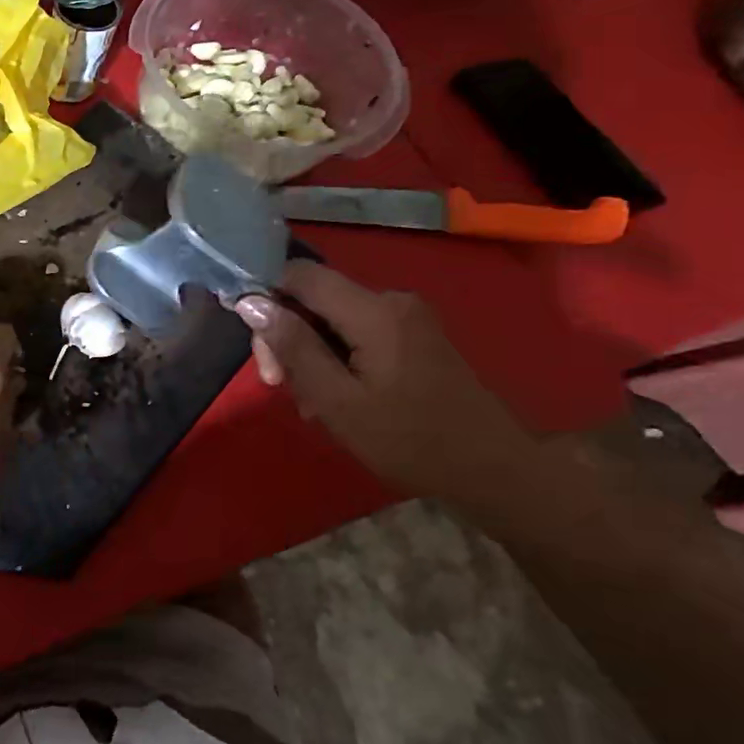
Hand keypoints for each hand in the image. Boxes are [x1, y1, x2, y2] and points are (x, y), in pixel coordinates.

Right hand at [235, 260, 530, 499]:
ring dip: (311, 353)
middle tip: (278, 385)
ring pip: (333, 318)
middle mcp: (390, 299)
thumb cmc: (410, 441)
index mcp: (373, 310)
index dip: (266, 296)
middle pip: (316, 298)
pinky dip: (337, 357)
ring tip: (312, 403)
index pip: (300, 274)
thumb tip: (250, 302)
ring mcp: (406, 315)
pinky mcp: (414, 333)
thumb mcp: (337, 401)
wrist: (493, 469)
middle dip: (289, 336)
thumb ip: (293, 348)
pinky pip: (357, 330)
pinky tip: (336, 396)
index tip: (254, 341)